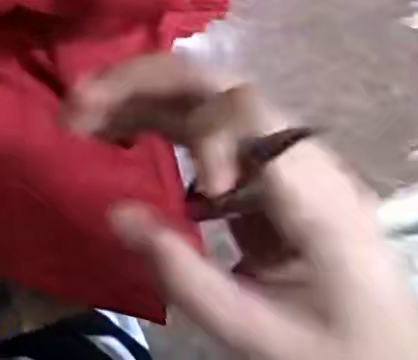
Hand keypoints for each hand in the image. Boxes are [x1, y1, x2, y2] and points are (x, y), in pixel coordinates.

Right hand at [65, 52, 417, 359]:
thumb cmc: (339, 359)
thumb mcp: (262, 338)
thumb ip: (186, 276)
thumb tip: (113, 210)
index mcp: (318, 191)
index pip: (252, 112)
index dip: (211, 130)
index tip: (205, 192)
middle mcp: (295, 154)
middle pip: (211, 84)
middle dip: (140, 84)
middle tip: (79, 103)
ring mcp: (272, 155)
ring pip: (196, 95)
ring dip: (135, 95)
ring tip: (81, 114)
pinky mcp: (254, 166)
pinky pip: (196, 121)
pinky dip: (150, 117)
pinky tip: (114, 129)